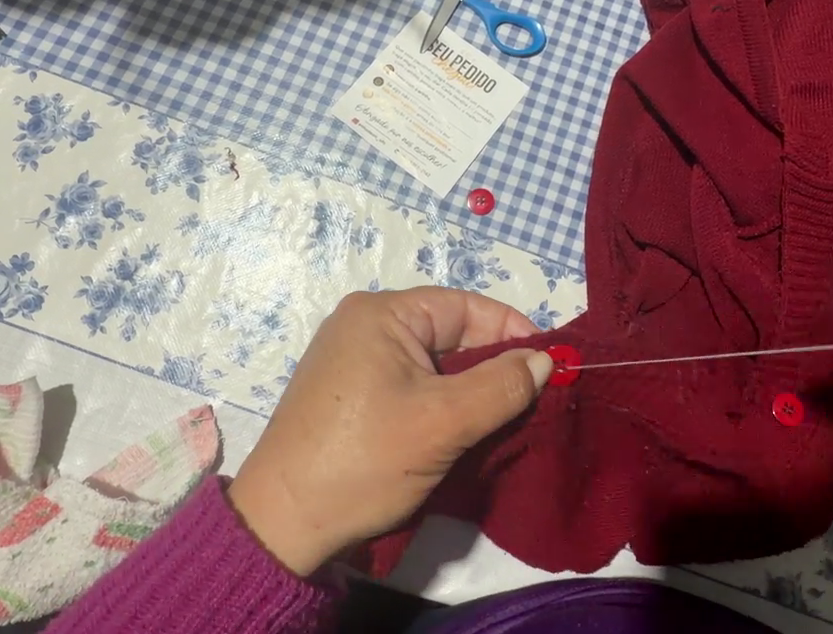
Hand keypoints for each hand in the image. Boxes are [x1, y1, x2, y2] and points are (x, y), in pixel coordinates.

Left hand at [228, 288, 552, 574]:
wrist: (281, 526)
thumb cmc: (364, 461)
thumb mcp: (443, 423)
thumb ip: (501, 386)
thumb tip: (544, 360)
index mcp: (382, 313)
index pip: (465, 307)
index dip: (512, 331)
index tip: (551, 362)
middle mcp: (365, 322)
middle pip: (450, 332)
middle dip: (493, 362)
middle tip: (533, 394)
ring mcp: (354, 356)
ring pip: (432, 359)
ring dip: (469, 384)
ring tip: (504, 413)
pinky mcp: (350, 389)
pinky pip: (411, 379)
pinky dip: (441, 398)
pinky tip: (463, 424)